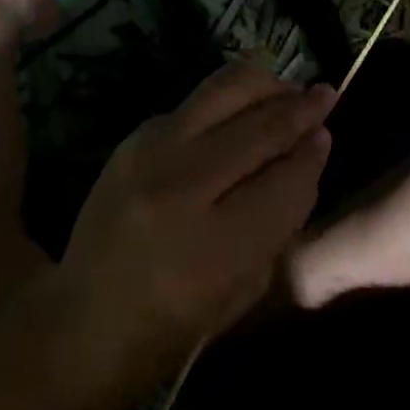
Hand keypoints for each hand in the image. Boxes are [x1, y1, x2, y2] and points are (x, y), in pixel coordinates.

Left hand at [42, 63, 333, 405]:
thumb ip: (284, 218)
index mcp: (213, 247)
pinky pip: (196, 101)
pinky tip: (243, 113)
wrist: (81, 323)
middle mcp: (181, 188)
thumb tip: (310, 154)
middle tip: (325, 96)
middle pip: (260, 126)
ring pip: (226, 90)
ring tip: (287, 91)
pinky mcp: (133, 138)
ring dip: (267, 85)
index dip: (314, 152)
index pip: (286, 179)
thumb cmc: (172, 324)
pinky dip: (229, 100)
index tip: (327, 135)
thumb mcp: (247, 289)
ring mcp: (151, 154)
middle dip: (301, 107)